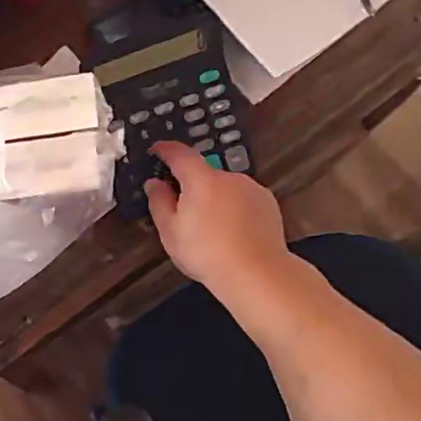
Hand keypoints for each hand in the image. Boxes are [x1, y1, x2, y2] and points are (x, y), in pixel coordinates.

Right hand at [145, 141, 291, 290]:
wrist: (253, 270)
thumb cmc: (205, 252)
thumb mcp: (170, 231)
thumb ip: (159, 202)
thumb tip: (154, 183)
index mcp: (201, 180)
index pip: (180, 154)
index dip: (166, 149)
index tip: (157, 149)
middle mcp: (229, 177)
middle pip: (204, 174)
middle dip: (191, 187)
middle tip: (181, 213)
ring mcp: (251, 188)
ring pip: (224, 187)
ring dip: (212, 199)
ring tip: (208, 230)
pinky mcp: (266, 202)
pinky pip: (242, 199)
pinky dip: (232, 209)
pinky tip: (228, 232)